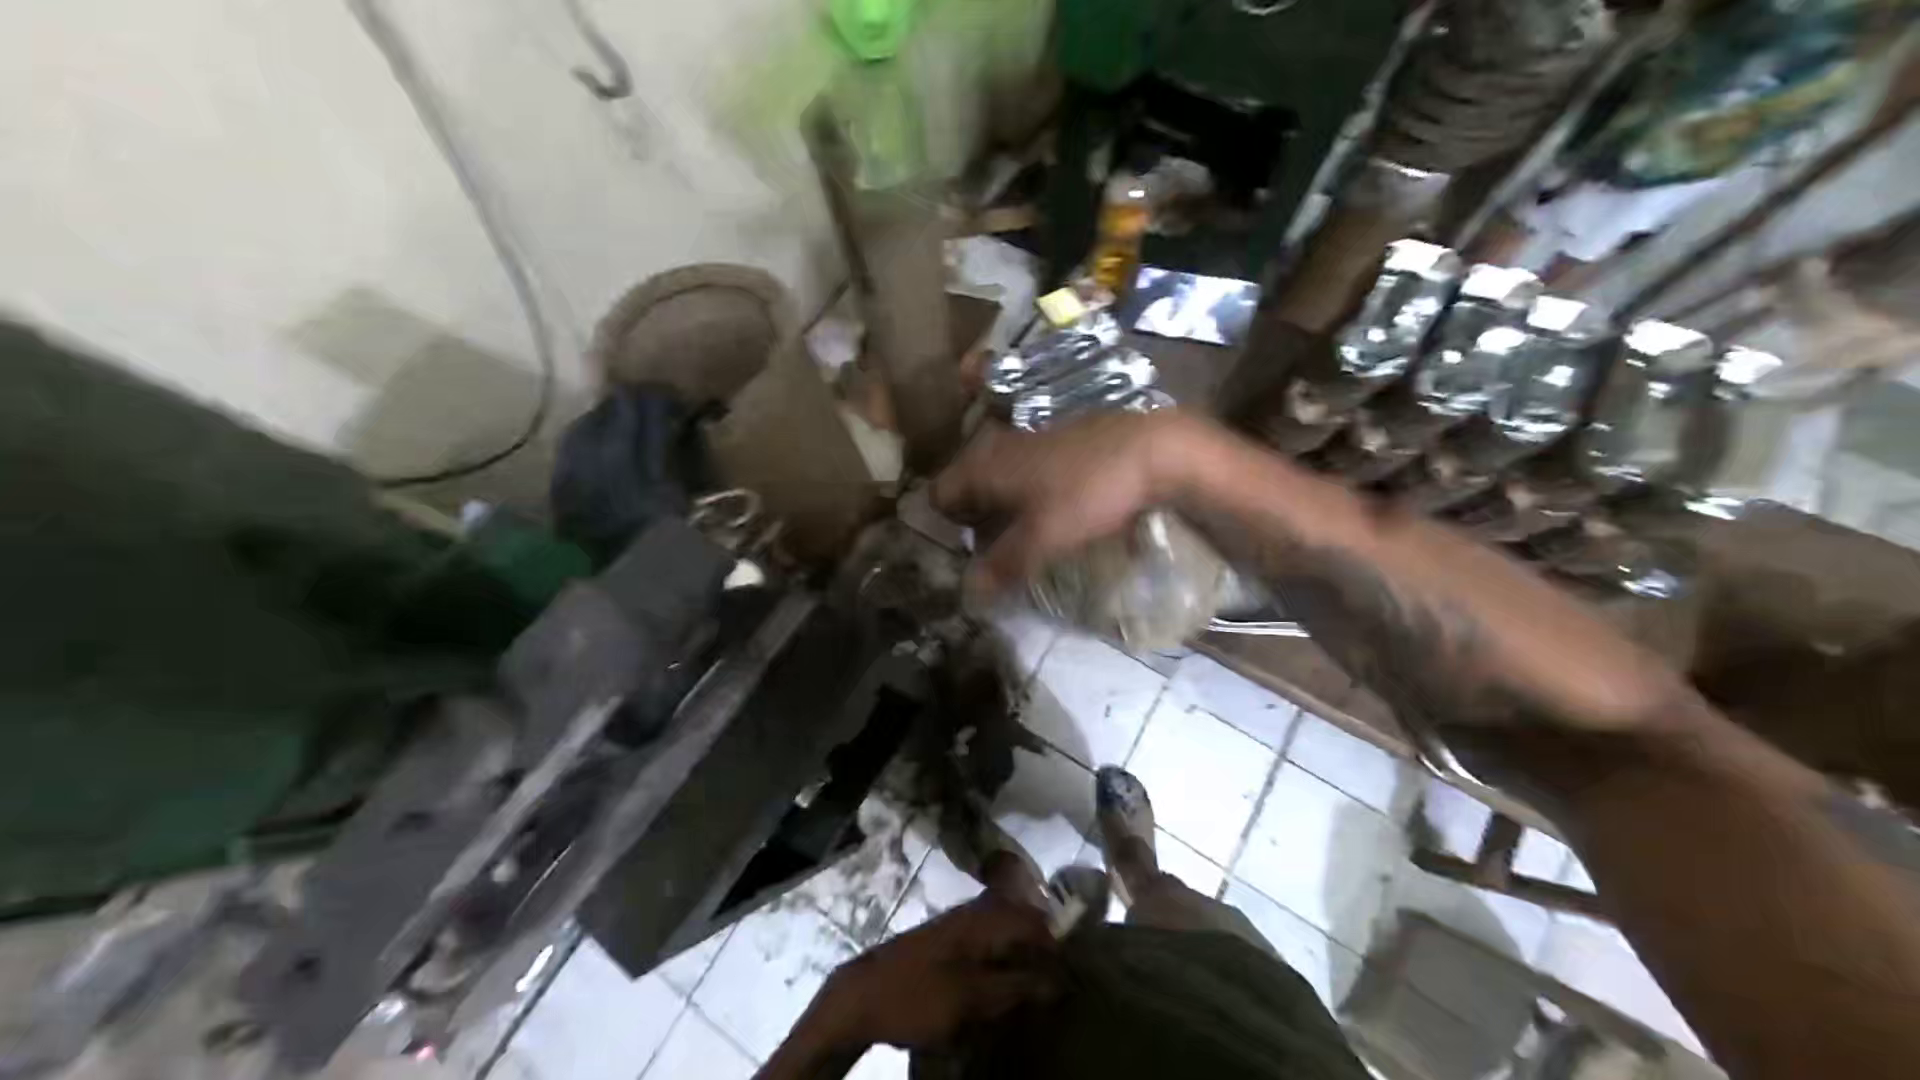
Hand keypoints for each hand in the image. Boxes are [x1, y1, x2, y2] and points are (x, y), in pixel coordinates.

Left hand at [805, 894, 1059, 1051]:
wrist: (862, 996)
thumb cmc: (918, 995)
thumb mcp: (972, 998)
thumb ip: (1017, 986)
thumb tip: (1060, 980)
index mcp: (982, 919)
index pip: (1036, 920)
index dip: (1059, 946)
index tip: (1074, 976)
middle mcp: (974, 912)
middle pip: (1022, 921)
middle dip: (1043, 949)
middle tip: (1057, 985)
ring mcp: (959, 925)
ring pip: (1005, 932)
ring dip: (1023, 957)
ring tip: (1036, 990)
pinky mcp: (948, 941)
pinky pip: (989, 943)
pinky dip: (1003, 961)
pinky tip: (1005, 987)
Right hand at [932, 410, 1200, 592]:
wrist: (1152, 450)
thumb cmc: (1087, 494)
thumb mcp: (1042, 539)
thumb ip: (1002, 566)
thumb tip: (970, 592)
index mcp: (983, 465)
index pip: (939, 496)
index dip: (946, 528)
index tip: (966, 556)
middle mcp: (998, 447)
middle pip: (968, 489)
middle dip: (974, 523)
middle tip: (994, 555)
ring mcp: (1029, 441)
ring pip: (999, 481)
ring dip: (1004, 511)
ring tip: (1025, 542)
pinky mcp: (1058, 443)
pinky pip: (1027, 474)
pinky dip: (1030, 497)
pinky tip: (1055, 517)